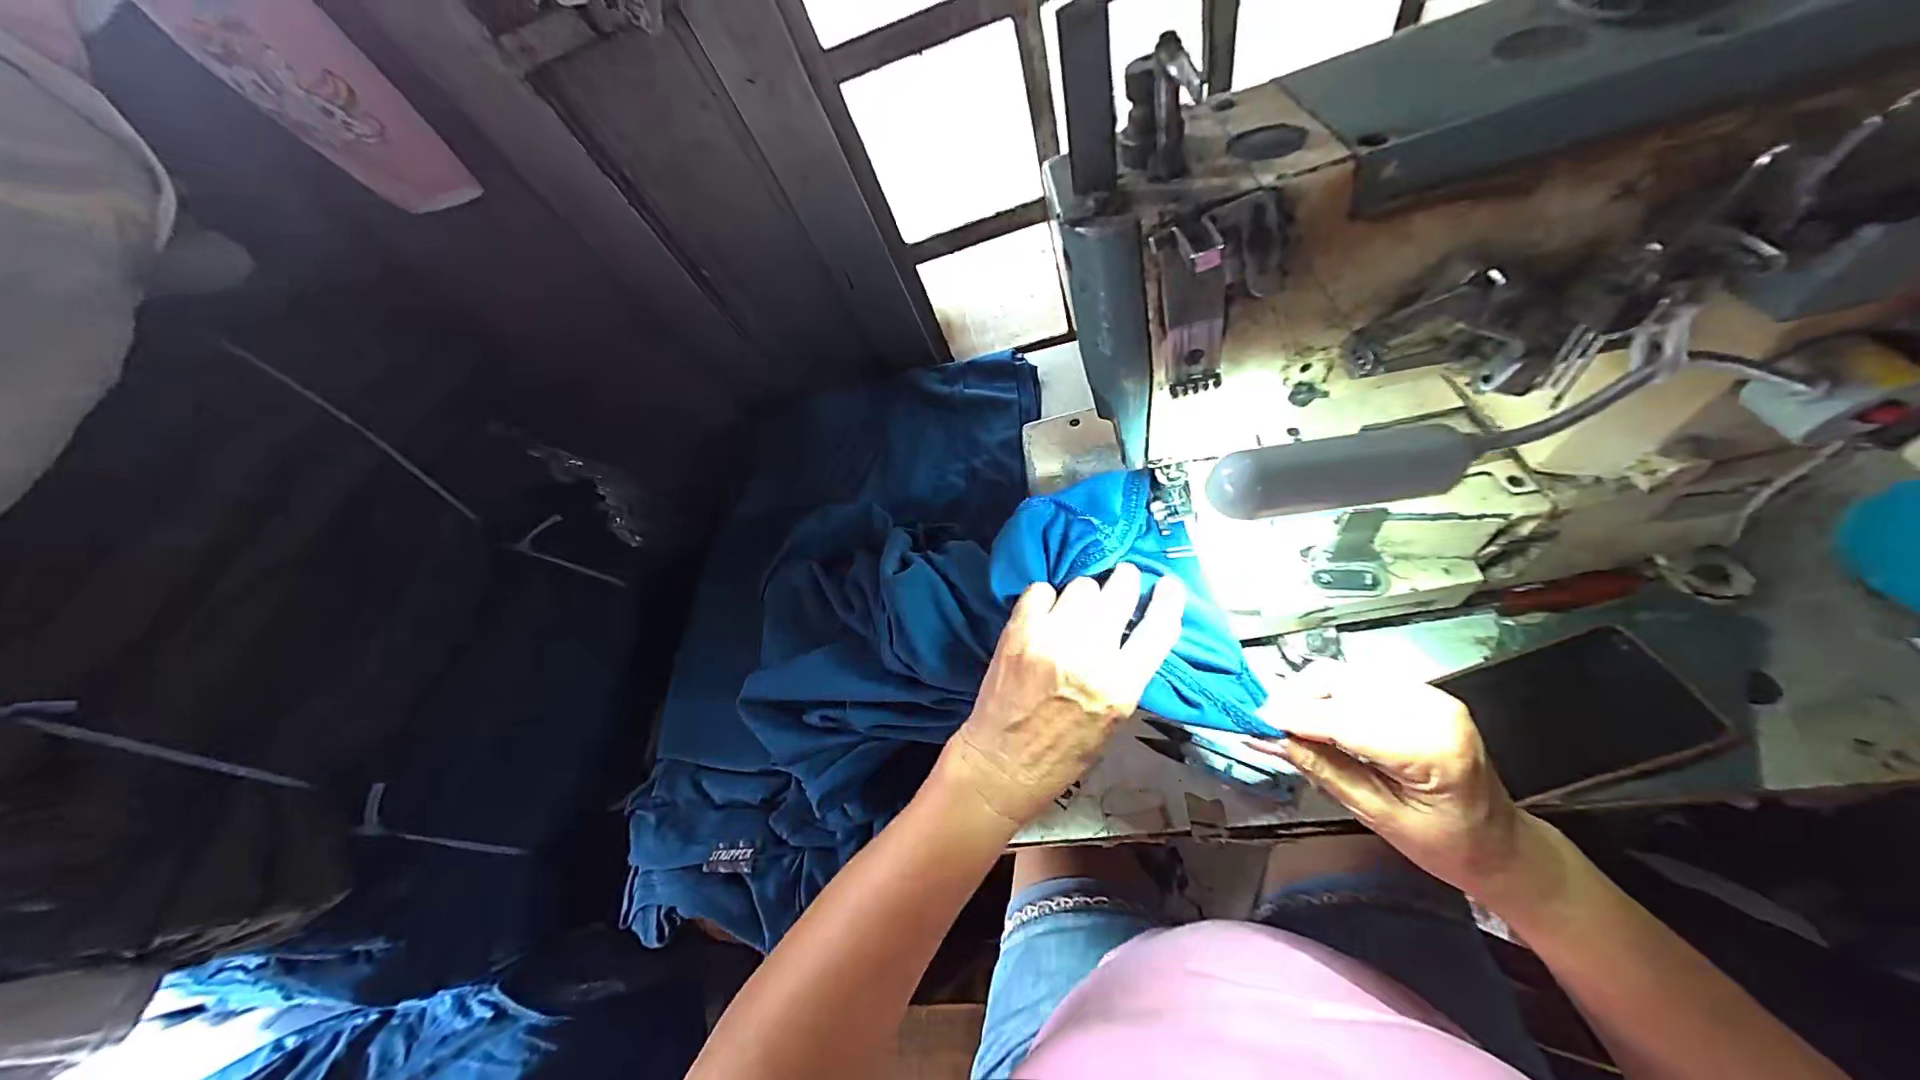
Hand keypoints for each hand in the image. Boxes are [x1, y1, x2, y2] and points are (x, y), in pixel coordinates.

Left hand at [937, 563, 1186, 827]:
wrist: (1003, 765)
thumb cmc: (1062, 753)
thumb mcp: (1113, 720)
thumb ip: (1127, 675)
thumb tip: (1133, 633)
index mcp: (1120, 687)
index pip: (1158, 628)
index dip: (1167, 600)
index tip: (1167, 586)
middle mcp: (1090, 657)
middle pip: (1119, 592)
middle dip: (1123, 582)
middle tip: (1120, 580)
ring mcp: (1051, 640)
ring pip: (1081, 587)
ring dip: (1083, 595)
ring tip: (1076, 609)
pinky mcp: (1019, 632)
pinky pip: (1041, 591)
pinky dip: (1045, 599)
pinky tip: (1044, 615)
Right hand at [1259, 666, 1549, 901]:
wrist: (1500, 843)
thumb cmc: (1449, 843)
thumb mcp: (1377, 815)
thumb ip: (1322, 768)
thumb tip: (1271, 739)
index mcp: (1432, 747)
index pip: (1342, 718)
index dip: (1293, 717)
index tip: (1258, 722)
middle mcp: (1432, 708)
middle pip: (1338, 683)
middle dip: (1296, 702)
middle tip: (1270, 728)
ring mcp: (1427, 695)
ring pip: (1342, 675)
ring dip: (1309, 696)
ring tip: (1292, 727)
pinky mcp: (1417, 691)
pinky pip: (1356, 680)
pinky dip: (1329, 696)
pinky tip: (1320, 720)